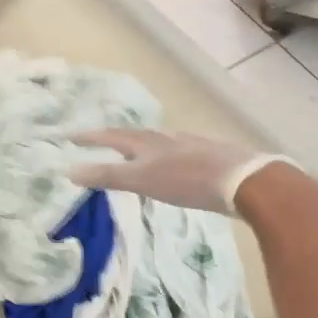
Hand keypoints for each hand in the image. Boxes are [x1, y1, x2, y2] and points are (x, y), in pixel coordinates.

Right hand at [68, 128, 294, 214]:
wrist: (250, 182)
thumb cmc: (188, 180)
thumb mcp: (140, 180)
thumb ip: (105, 176)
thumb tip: (66, 170)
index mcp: (146, 142)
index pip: (110, 136)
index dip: (89, 137)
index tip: (69, 137)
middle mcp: (168, 138)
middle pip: (136, 134)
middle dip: (117, 137)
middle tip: (103, 139)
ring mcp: (194, 145)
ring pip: (163, 141)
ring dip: (146, 144)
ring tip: (139, 149)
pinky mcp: (215, 156)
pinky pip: (184, 150)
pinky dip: (172, 154)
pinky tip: (179, 161)